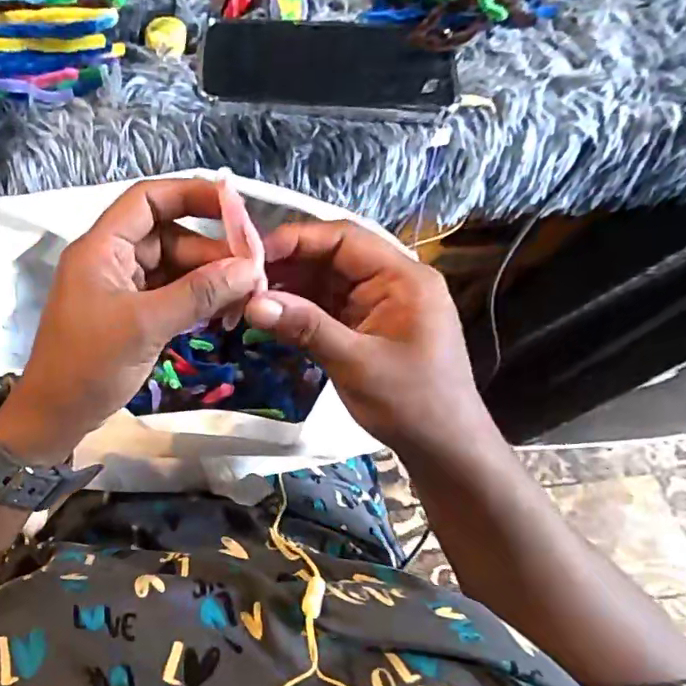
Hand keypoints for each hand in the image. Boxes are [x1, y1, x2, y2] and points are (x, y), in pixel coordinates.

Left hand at [0, 179, 264, 463]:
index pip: (148, 200)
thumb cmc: (88, 365)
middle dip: (211, 252)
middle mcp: (111, 260)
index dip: (192, 195)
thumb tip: (249, 269)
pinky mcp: (130, 316)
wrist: (54, 416)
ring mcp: (121, 289)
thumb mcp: (145, 326)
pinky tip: (224, 312)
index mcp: (101, 247)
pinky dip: (195, 301)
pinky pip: (169, 296)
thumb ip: (197, 294)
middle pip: (169, 236)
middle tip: (252, 275)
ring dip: (208, 280)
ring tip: (244, 298)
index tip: (236, 207)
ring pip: (173, 269)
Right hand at [242, 220, 494, 457]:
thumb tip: (253, 302)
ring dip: (288, 289)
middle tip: (241, 280)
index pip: (344, 239)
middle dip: (287, 265)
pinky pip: (327, 308)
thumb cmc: (412, 402)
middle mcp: (391, 282)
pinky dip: (299, 311)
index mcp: (403, 278)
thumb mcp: (356, 363)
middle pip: (332, 257)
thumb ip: (306, 328)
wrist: (445, 447)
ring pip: (325, 283)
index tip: (252, 255)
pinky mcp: (366, 327)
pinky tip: (269, 316)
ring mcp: (378, 305)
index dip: (296, 240)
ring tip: (247, 299)